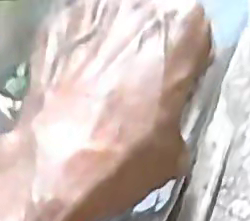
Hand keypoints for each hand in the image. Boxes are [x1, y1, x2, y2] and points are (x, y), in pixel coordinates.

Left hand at [10, 0, 213, 220]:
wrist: (54, 174)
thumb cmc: (122, 162)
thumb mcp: (171, 155)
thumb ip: (176, 121)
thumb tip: (167, 128)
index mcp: (185, 25)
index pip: (195, 38)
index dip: (182, 68)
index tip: (168, 92)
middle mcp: (142, 1)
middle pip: (151, 21)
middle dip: (144, 51)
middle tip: (131, 91)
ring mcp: (95, 7)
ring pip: (112, 22)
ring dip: (110, 47)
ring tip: (98, 90)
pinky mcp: (55, 23)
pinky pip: (75, 33)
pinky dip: (75, 54)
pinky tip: (70, 87)